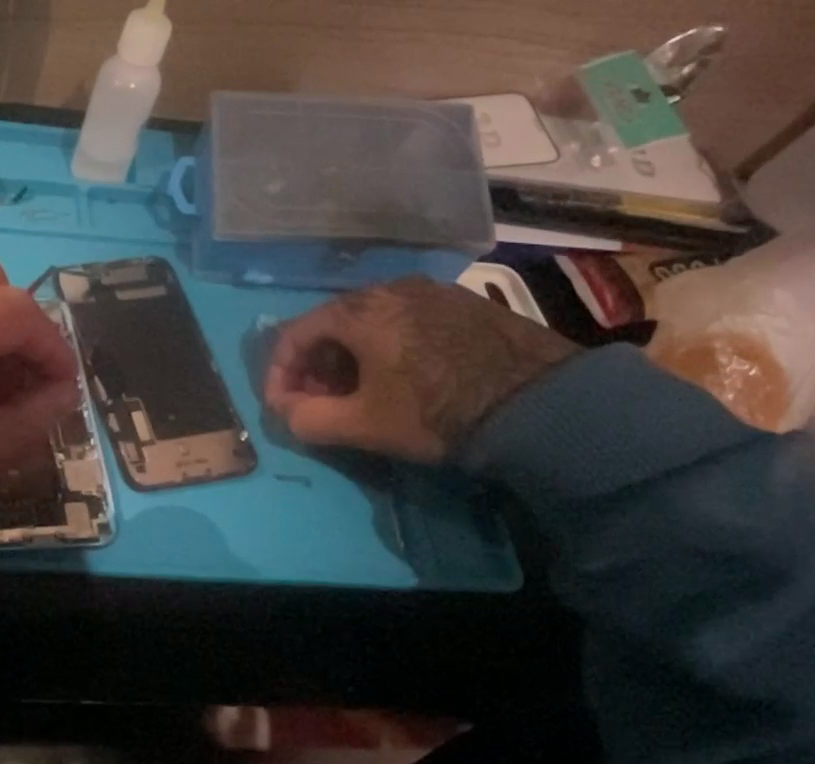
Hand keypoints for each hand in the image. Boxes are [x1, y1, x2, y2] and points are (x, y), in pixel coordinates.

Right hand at [263, 277, 580, 463]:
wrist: (537, 404)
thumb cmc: (434, 412)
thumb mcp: (358, 426)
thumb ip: (304, 418)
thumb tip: (286, 410)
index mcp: (358, 311)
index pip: (292, 335)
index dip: (277, 375)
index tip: (284, 408)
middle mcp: (390, 287)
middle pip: (329, 325)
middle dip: (313, 368)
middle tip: (317, 404)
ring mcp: (431, 291)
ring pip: (367, 323)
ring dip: (347, 359)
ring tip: (355, 396)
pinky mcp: (462, 303)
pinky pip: (402, 321)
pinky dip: (383, 349)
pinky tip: (396, 381)